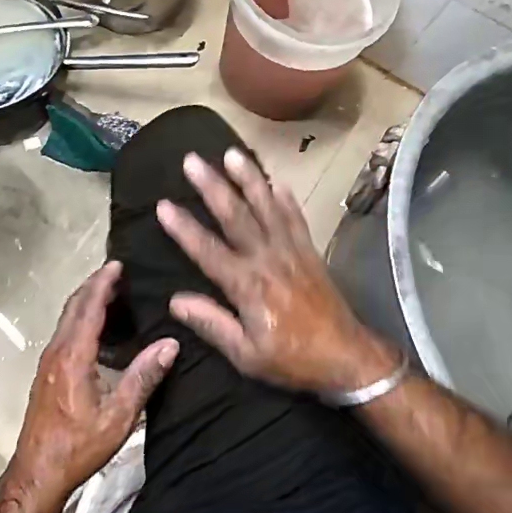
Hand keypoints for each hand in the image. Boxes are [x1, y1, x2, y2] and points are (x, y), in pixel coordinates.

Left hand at [9, 261, 178, 502]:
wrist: (38, 470)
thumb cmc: (79, 445)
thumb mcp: (119, 415)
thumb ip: (143, 376)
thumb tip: (170, 343)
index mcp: (73, 355)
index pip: (88, 307)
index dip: (103, 283)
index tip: (118, 264)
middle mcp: (57, 351)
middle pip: (73, 307)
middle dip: (93, 285)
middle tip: (117, 273)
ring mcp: (48, 361)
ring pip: (66, 319)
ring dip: (86, 301)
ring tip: (111, 294)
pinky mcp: (47, 372)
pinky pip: (64, 332)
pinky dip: (80, 318)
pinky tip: (97, 329)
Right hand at [156, 148, 401, 395]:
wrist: (348, 358)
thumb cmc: (292, 359)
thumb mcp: (246, 354)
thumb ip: (211, 323)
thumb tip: (175, 300)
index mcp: (247, 286)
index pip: (208, 250)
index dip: (184, 228)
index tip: (163, 205)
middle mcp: (268, 260)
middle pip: (236, 216)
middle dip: (213, 186)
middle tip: (192, 161)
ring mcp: (292, 251)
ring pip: (267, 207)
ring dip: (248, 179)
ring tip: (232, 153)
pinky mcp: (310, 252)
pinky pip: (295, 218)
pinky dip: (285, 198)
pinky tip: (276, 180)